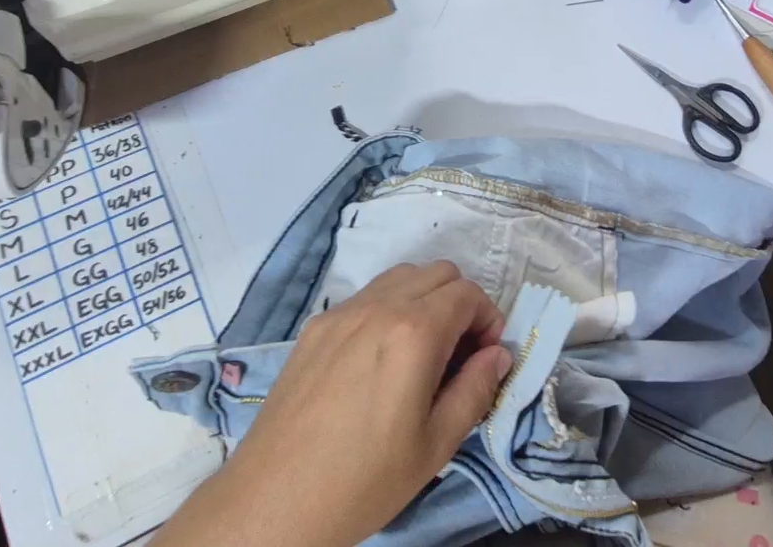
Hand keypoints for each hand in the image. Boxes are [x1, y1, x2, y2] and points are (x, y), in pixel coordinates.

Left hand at [163, 262, 512, 546]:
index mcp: (414, 332)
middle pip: (439, 272)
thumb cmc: (364, 480)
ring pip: (401, 276)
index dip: (489, 319)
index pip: (468, 293)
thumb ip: (475, 390)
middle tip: (461, 354)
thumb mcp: (436, 446)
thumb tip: (498, 354)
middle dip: (462, 304)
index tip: (487, 357)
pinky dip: (390, 308)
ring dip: (426, 299)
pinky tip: (382, 358)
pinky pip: (367, 296)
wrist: (275, 500)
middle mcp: (379, 307)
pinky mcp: (316, 326)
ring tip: (424, 352)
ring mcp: (342, 312)